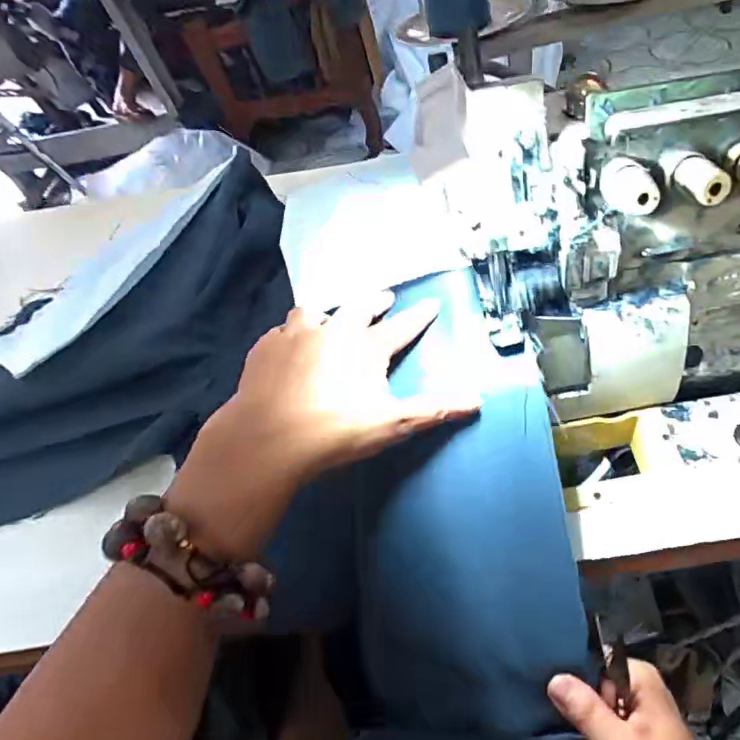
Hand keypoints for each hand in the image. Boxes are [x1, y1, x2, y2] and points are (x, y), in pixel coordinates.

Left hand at [216, 291, 480, 482]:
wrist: (267, 440)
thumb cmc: (336, 432)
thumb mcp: (392, 424)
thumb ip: (432, 410)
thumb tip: (475, 401)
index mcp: (366, 347)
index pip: (402, 327)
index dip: (419, 317)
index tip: (431, 304)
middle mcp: (332, 331)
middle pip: (358, 308)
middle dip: (374, 302)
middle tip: (384, 299)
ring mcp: (294, 336)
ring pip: (313, 312)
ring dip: (326, 313)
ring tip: (329, 317)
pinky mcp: (265, 349)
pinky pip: (282, 331)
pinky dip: (292, 333)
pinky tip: (290, 344)